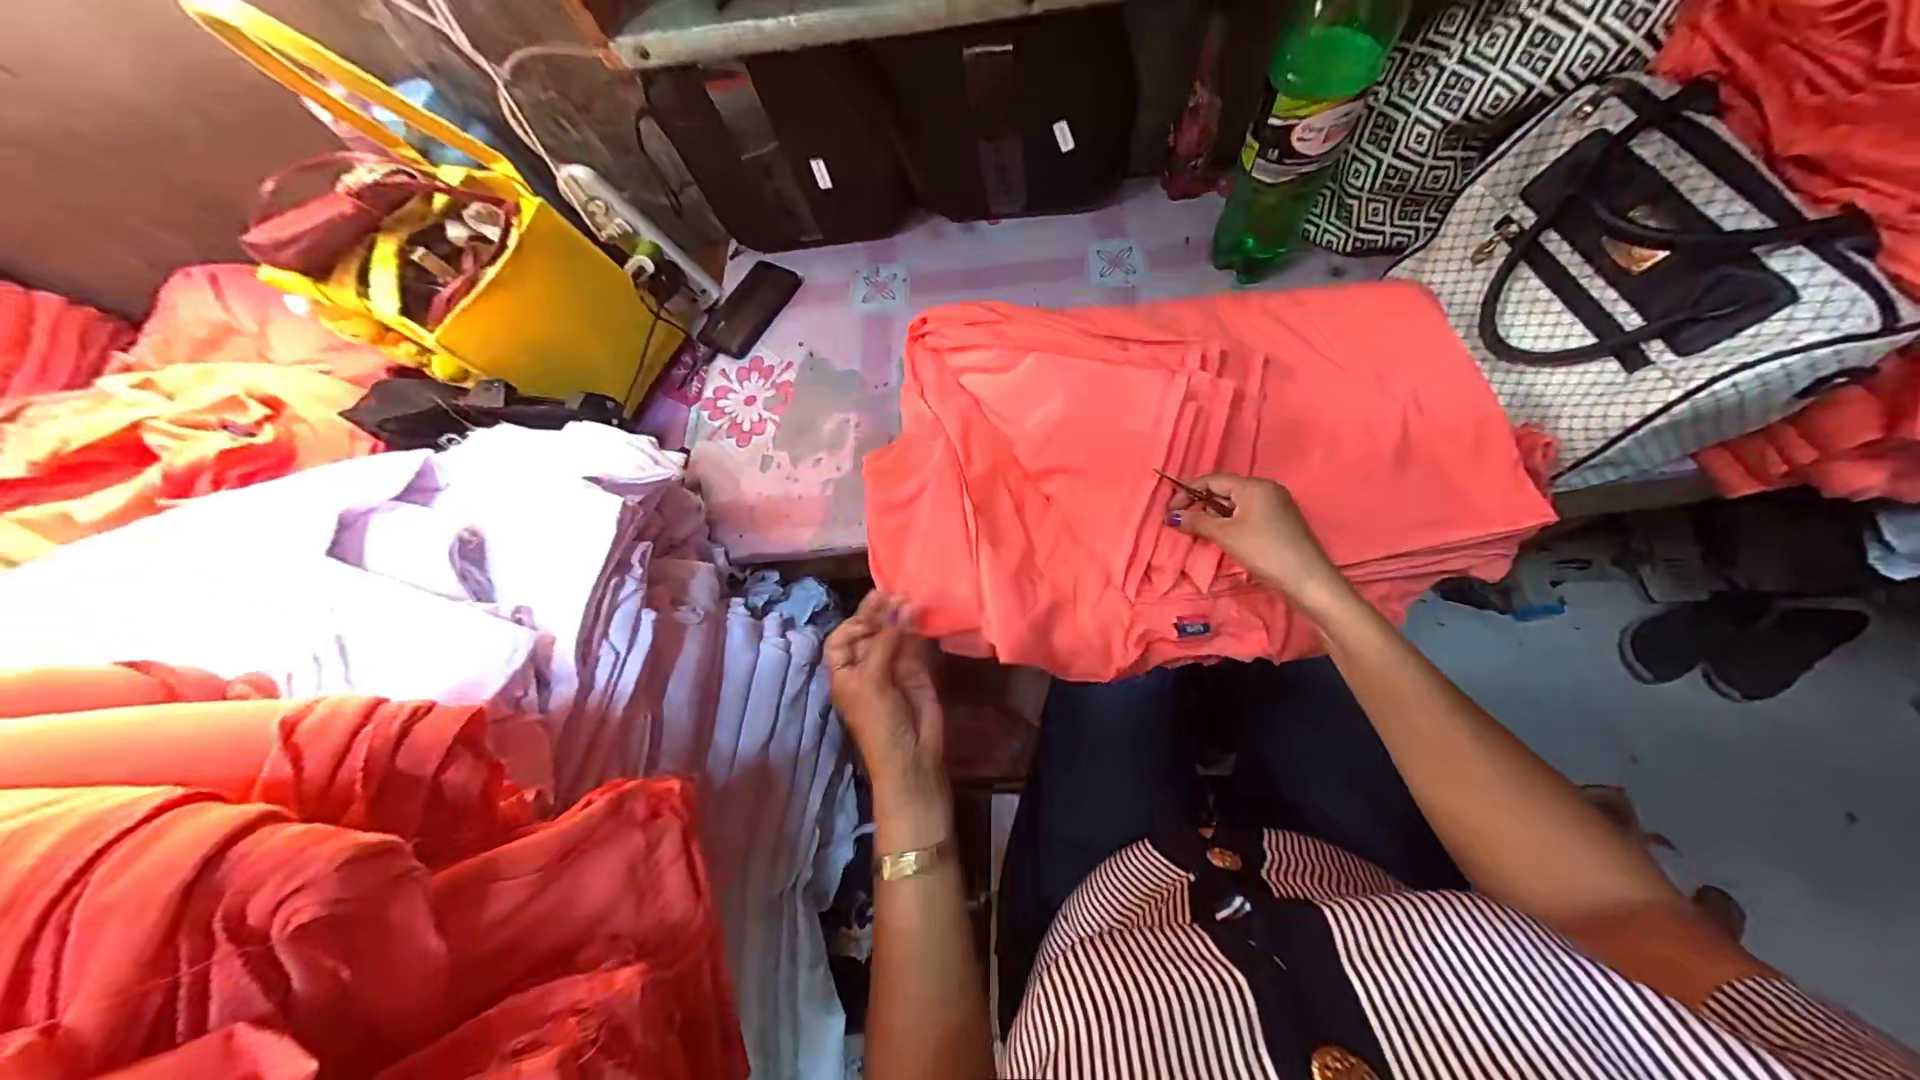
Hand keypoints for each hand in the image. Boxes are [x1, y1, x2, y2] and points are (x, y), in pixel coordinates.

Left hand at [826, 591, 950, 843]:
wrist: (912, 757)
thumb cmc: (879, 723)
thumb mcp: (872, 681)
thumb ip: (885, 642)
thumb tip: (900, 606)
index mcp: (844, 672)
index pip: (841, 638)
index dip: (853, 624)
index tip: (870, 618)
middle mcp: (865, 667)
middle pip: (868, 632)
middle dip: (878, 613)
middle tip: (891, 593)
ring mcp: (891, 668)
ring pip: (893, 635)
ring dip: (898, 617)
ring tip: (908, 597)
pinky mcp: (915, 671)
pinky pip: (913, 645)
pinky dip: (916, 629)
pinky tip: (919, 613)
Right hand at [1165, 473, 1352, 613]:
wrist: (1306, 579)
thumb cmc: (1264, 551)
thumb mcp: (1225, 535)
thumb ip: (1197, 522)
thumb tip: (1172, 516)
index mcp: (1254, 486)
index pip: (1213, 480)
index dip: (1187, 492)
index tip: (1170, 510)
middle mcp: (1266, 489)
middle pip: (1224, 491)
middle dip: (1200, 505)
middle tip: (1181, 522)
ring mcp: (1275, 505)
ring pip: (1234, 504)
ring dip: (1213, 515)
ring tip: (1197, 531)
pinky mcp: (1279, 522)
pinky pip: (1246, 514)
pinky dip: (1229, 522)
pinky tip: (1220, 537)